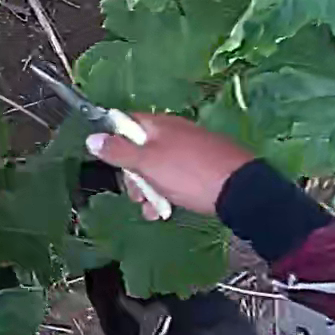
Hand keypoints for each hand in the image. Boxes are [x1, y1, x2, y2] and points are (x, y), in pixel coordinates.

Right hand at [86, 113, 254, 216]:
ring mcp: (190, 149)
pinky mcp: (203, 167)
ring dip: (149, 189)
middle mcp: (173, 132)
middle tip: (137, 194)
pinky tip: (166, 210)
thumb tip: (91, 138)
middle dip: (133, 175)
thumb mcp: (148, 164)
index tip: (112, 164)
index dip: (113, 142)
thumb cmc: (189, 174)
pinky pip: (175, 176)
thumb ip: (118, 152)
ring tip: (153, 209)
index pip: (124, 123)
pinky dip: (167, 192)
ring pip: (156, 167)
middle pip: (139, 149)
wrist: (243, 191)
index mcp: (158, 125)